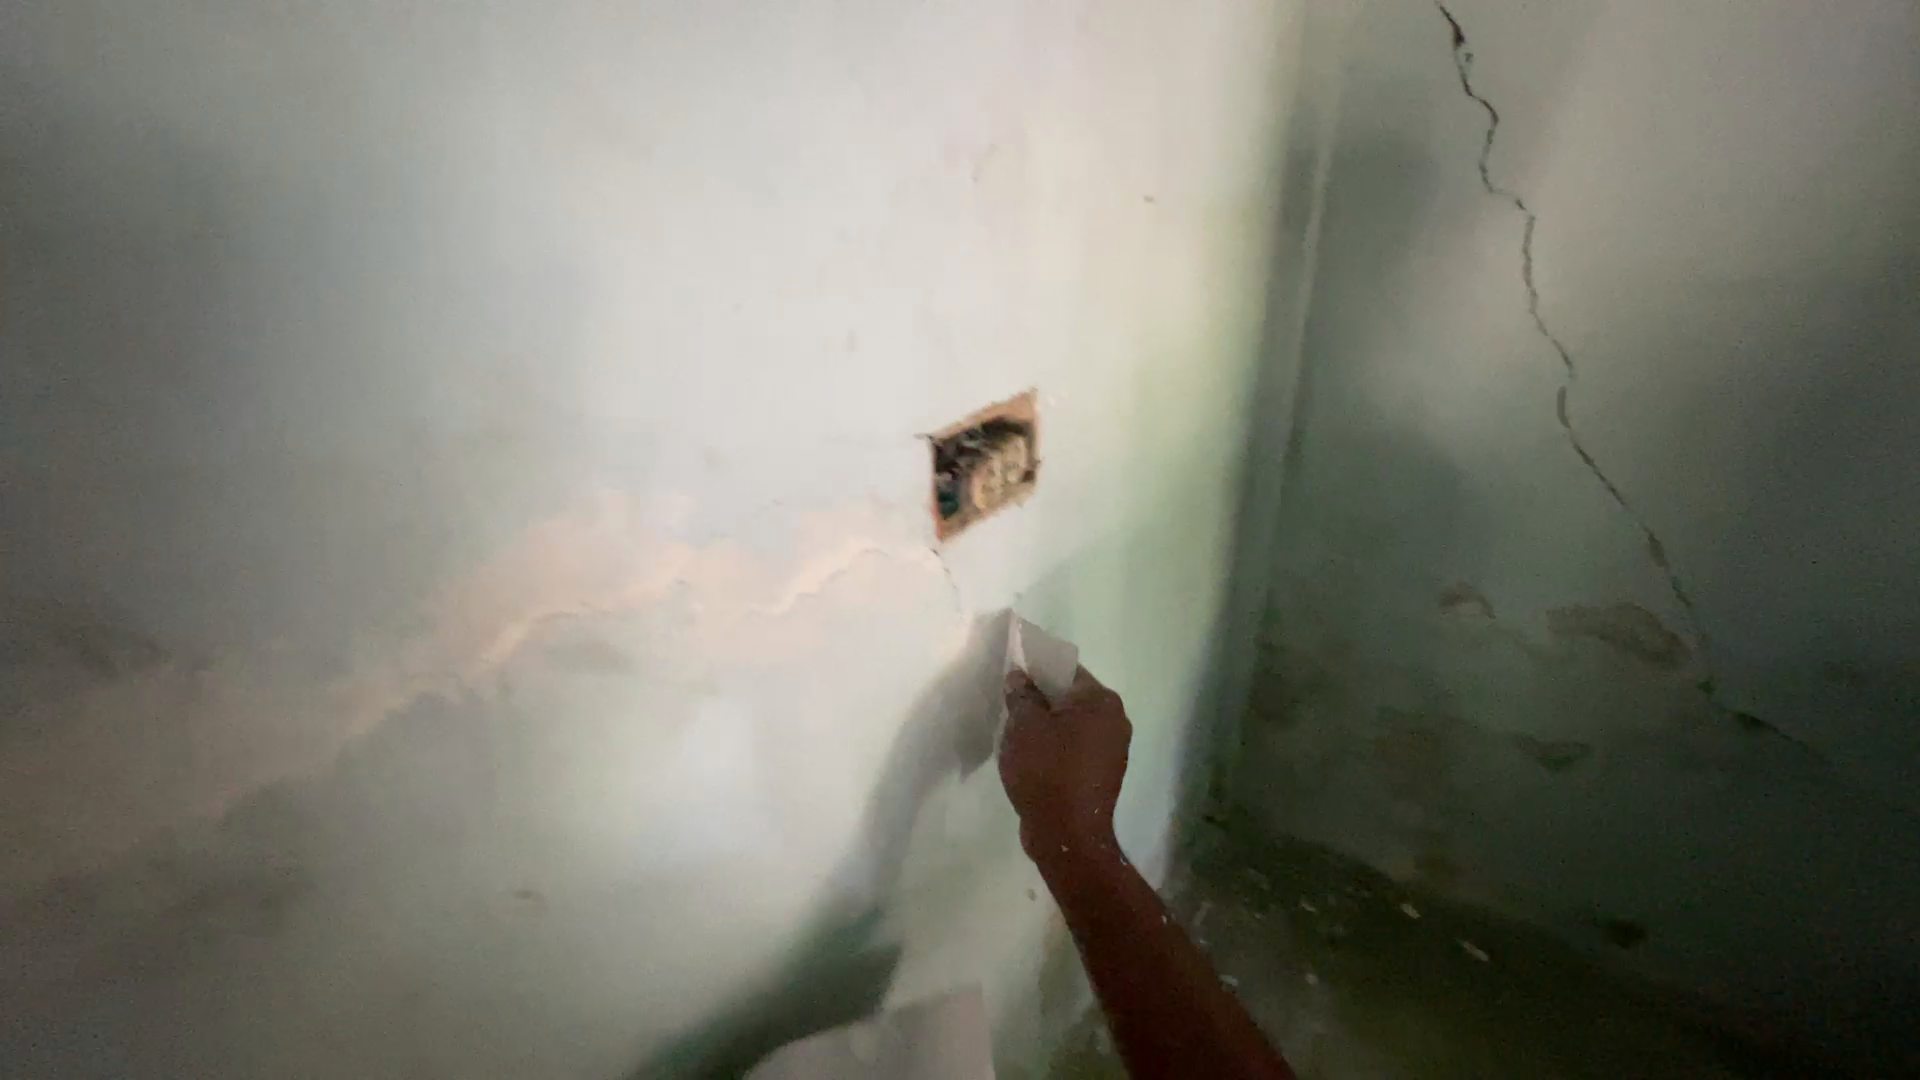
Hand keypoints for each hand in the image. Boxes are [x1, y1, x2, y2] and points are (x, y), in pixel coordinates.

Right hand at [1001, 666, 1130, 860]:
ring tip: (1017, 733)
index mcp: (1102, 701)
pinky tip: (1031, 757)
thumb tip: (1019, 677)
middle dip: (1041, 700)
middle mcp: (1115, 721)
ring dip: (1047, 726)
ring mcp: (1113, 751)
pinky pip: (1075, 748)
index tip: (1013, 679)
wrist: (1067, 837)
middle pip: (1071, 698)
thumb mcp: (1024, 726)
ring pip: (1072, 725)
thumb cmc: (1047, 772)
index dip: (1037, 671)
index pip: (1067, 671)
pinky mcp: (1103, 775)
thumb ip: (1021, 695)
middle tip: (1010, 706)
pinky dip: (1056, 747)